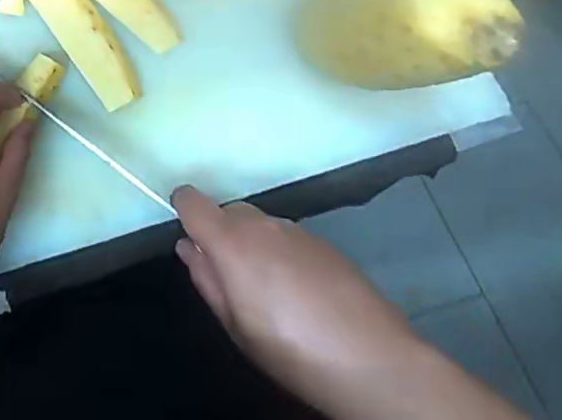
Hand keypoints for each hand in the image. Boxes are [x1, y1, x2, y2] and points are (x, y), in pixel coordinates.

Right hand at [172, 185, 416, 381]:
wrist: (377, 362)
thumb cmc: (292, 349)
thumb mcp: (235, 326)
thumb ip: (205, 280)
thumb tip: (187, 248)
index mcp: (229, 239)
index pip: (191, 199)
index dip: (184, 212)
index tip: (192, 241)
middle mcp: (260, 223)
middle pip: (227, 212)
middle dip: (223, 236)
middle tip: (236, 281)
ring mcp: (296, 230)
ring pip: (260, 225)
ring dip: (256, 246)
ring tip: (276, 294)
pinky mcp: (325, 243)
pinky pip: (289, 238)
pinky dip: (286, 256)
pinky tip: (305, 296)